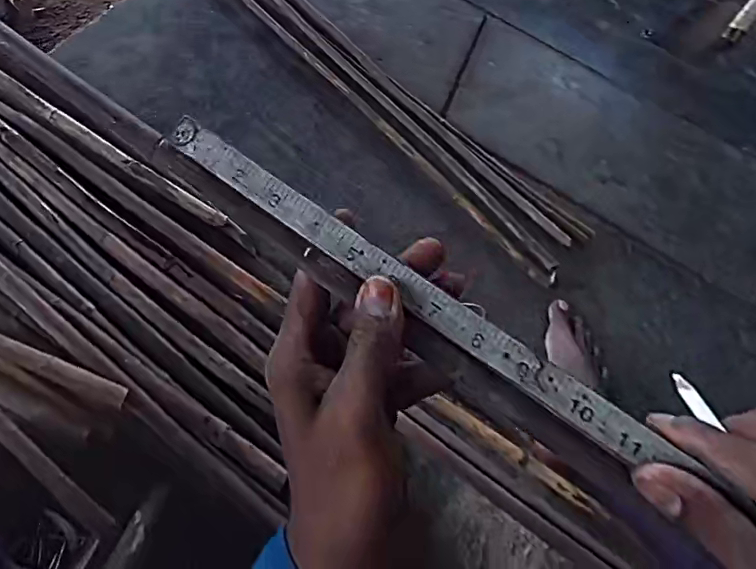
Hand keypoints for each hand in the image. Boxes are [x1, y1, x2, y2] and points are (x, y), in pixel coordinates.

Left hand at [266, 235, 463, 568]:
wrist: (355, 561)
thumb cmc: (343, 486)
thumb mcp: (356, 411)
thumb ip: (368, 347)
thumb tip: (381, 283)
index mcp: (293, 355)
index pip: (309, 285)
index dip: (332, 251)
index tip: (356, 220)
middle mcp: (315, 361)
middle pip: (354, 305)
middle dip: (393, 280)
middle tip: (437, 255)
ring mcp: (345, 385)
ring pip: (381, 336)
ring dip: (418, 318)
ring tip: (462, 293)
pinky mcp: (372, 410)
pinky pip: (399, 373)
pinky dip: (427, 361)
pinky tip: (460, 351)